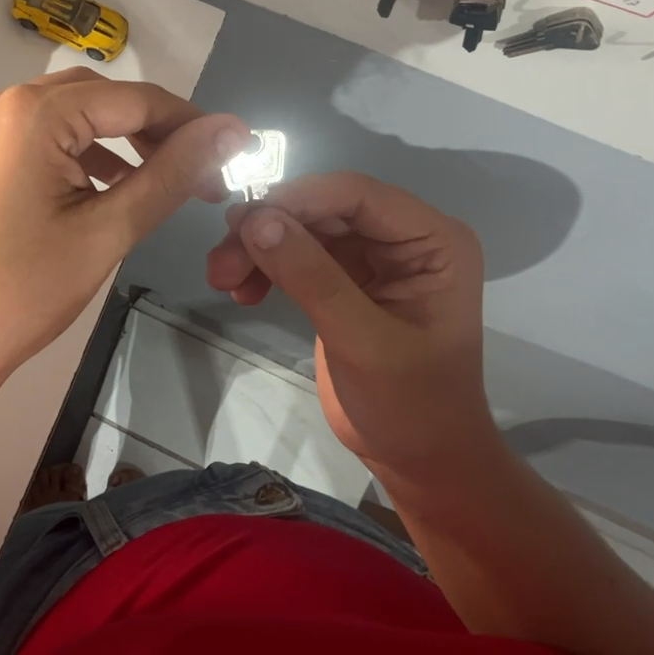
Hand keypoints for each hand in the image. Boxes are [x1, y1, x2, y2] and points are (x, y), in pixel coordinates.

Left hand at [0, 68, 248, 381]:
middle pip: (107, 100)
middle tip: (206, 171)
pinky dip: (92, 154)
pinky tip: (119, 187)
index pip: (136, 99)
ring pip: (81, 116)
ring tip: (172, 181)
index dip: (194, 122)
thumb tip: (230, 133)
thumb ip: (173, 173)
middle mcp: (11, 104)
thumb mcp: (110, 227)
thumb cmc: (28, 286)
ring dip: (128, 141)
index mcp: (37, 112)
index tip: (242, 149)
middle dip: (160, 131)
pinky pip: (53, 137)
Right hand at [205, 172, 498, 481]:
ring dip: (256, 248)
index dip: (296, 200)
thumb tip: (254, 220)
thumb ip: (311, 277)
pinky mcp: (341, 278)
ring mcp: (370, 257)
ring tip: (221, 279)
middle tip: (221, 263)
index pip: (356, 194)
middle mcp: (402, 237)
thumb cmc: (410, 405)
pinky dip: (262, 267)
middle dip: (267, 229)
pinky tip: (242, 292)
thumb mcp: (362, 341)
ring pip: (298, 228)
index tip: (241, 223)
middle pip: (320, 208)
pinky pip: (293, 254)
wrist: (417, 460)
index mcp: (432, 240)